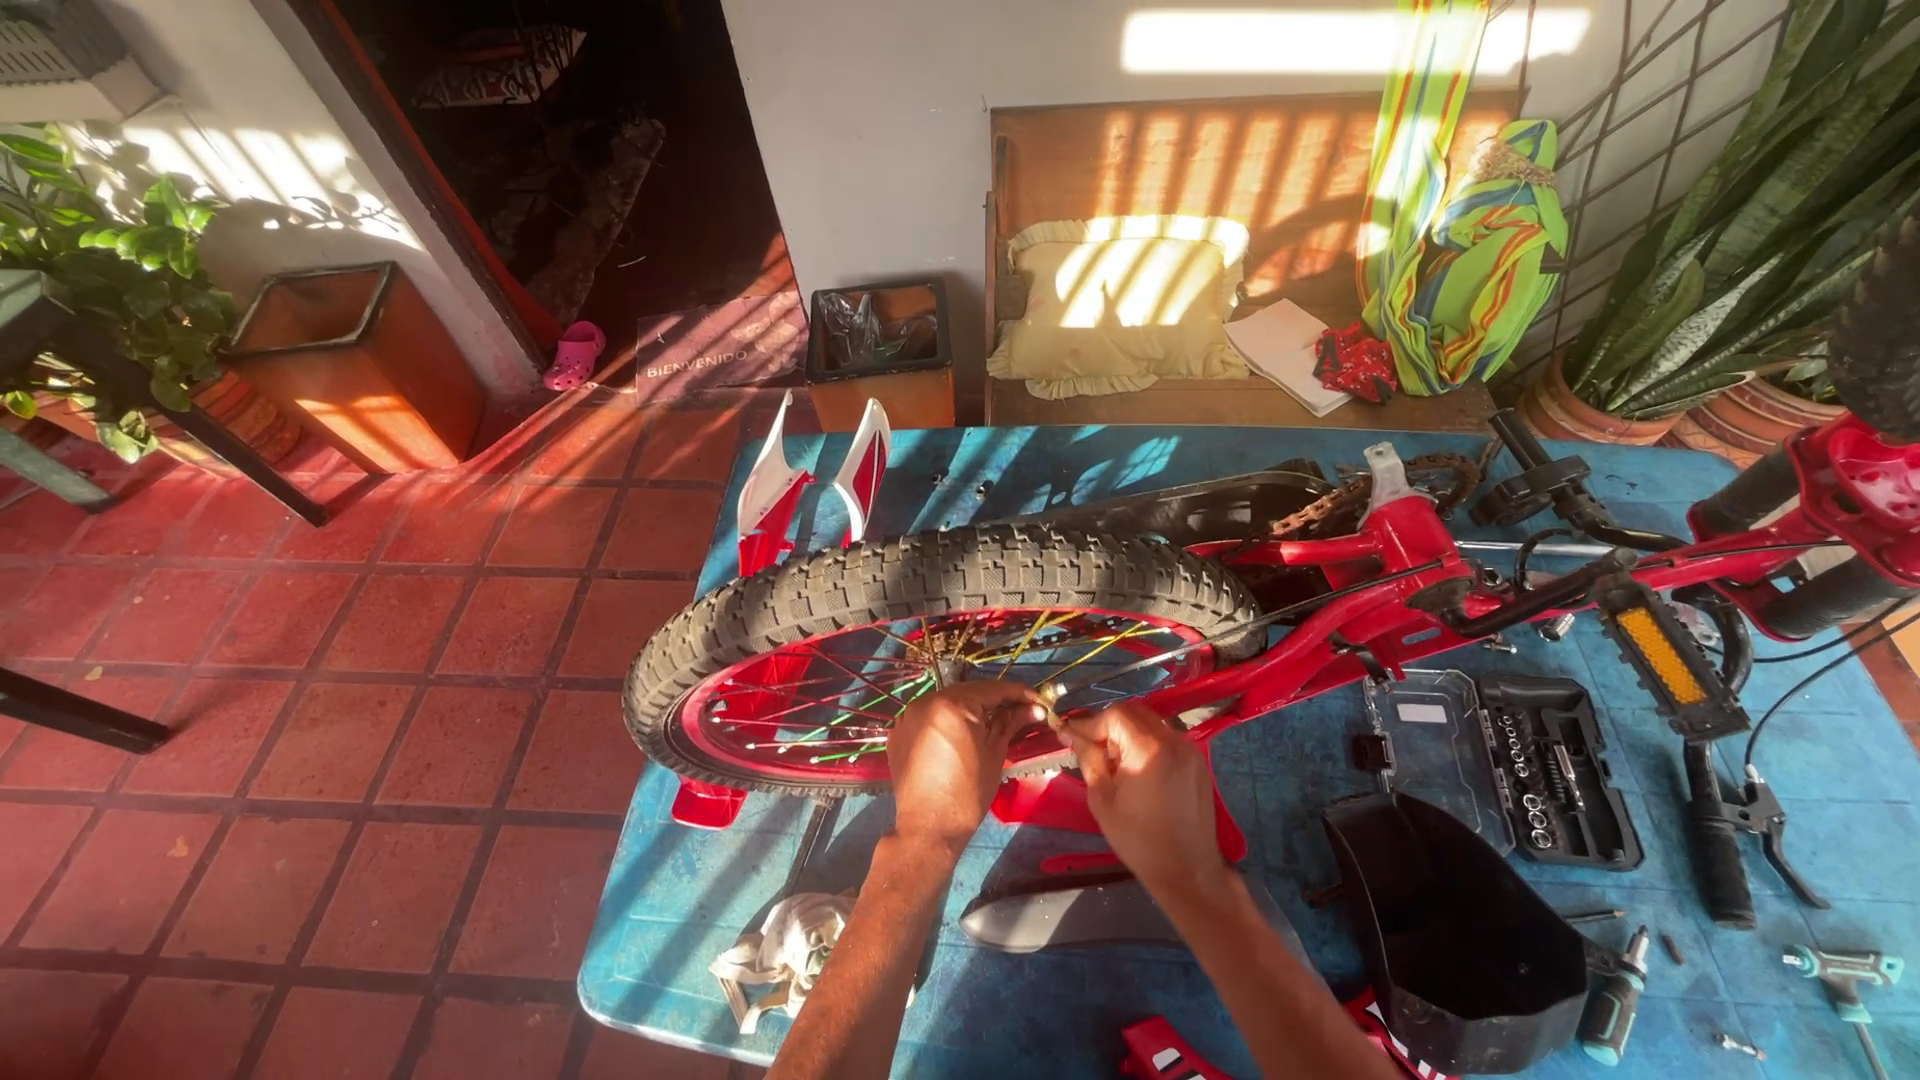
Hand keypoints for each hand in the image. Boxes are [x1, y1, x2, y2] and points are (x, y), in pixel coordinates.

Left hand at [887, 681, 1045, 851]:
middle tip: (1017, 710)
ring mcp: (908, 716)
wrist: (929, 827)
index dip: (1018, 693)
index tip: (1037, 699)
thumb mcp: (994, 754)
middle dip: (993, 700)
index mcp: (953, 705)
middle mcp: (926, 701)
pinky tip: (959, 734)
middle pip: (967, 692)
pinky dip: (945, 721)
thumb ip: (1010, 723)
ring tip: (989, 722)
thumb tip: (1034, 708)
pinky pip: (928, 717)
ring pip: (946, 702)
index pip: (992, 689)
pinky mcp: (898, 732)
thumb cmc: (968, 792)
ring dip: (968, 708)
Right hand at [1061, 702, 1229, 896]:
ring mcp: (1190, 749)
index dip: (1091, 723)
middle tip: (1094, 750)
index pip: (1115, 715)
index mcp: (1149, 748)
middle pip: (1135, 712)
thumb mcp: (1102, 799)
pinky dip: (1147, 742)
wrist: (1188, 871)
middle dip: (1110, 725)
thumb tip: (1070, 732)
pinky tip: (1139, 769)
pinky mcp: (1197, 760)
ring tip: (1116, 762)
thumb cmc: (1139, 840)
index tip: (1073, 738)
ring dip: (1129, 732)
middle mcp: (1174, 740)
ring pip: (1152, 722)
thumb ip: (1088, 758)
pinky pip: (1167, 737)